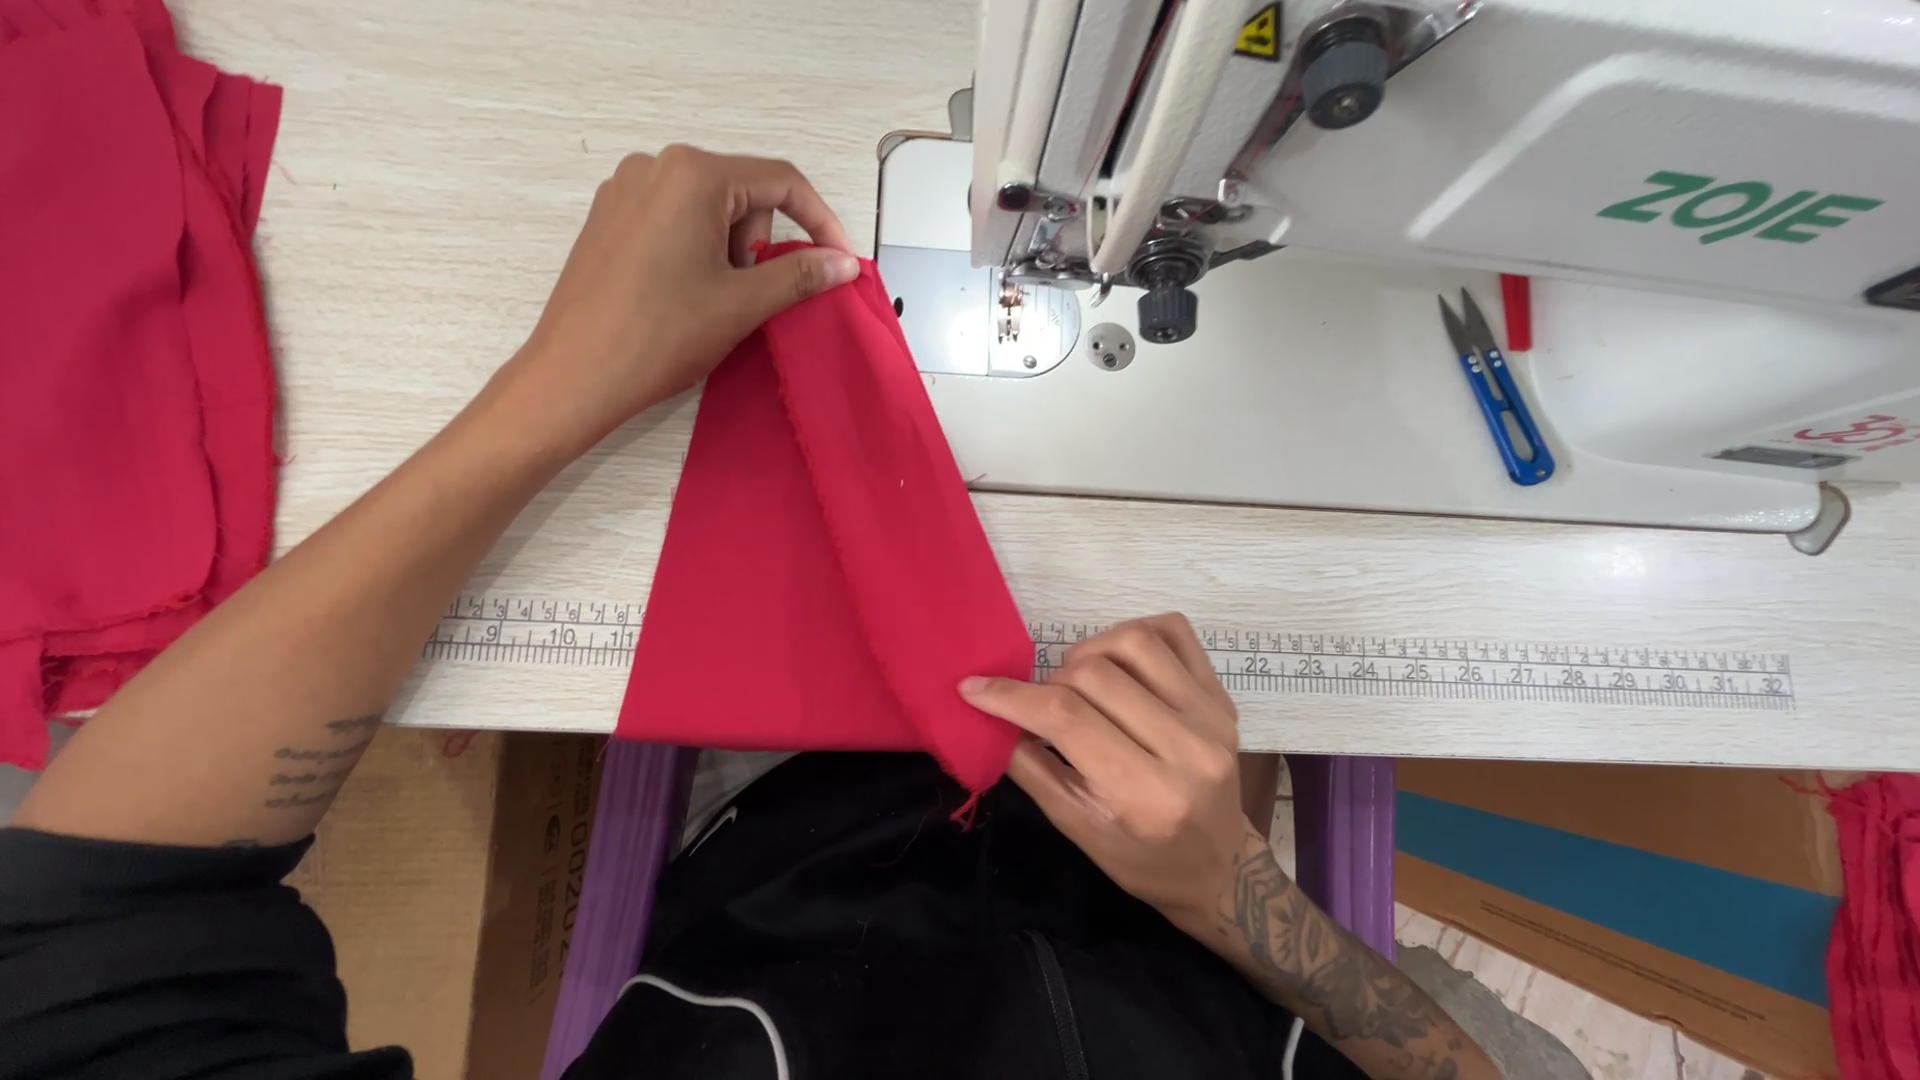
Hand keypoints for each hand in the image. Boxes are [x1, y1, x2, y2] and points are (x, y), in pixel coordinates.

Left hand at [497, 145, 859, 454]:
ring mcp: (626, 190)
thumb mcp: (744, 304)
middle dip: (760, 243)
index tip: (839, 260)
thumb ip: (801, 275)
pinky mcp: (610, 218)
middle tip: (748, 295)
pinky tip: (683, 295)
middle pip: (744, 194)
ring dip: (729, 252)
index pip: (781, 181)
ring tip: (711, 301)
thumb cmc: (660, 335)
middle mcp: (656, 167)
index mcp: (693, 175)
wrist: (578, 373)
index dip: (821, 221)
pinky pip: (676, 220)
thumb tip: (844, 263)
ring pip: (710, 210)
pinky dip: (698, 251)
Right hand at [959, 614, 1258, 928]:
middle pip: (1095, 675)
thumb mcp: (1078, 829)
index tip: (975, 688)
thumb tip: (991, 716)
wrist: (1221, 865)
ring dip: (1089, 652)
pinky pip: (1174, 631)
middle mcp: (1186, 748)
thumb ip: (1032, 770)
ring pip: (1133, 642)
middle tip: (1042, 706)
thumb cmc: (1144, 860)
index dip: (1012, 696)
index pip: (1067, 719)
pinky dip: (1134, 634)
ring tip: (1079, 680)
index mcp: (1146, 795)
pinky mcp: (1222, 695)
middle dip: (1050, 683)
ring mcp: (1210, 716)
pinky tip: (1117, 661)